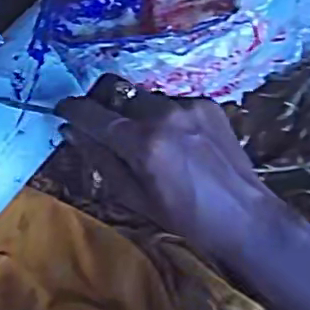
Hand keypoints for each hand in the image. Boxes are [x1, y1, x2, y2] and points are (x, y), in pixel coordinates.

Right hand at [58, 75, 287, 260]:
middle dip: (105, 105)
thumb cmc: (185, 217)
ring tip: (148, 139)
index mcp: (142, 143)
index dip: (72, 109)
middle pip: (117, 92)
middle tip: (103, 123)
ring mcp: (187, 105)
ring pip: (145, 97)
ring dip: (136, 112)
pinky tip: (178, 140)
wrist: (246, 217)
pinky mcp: (207, 103)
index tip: (63, 110)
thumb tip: (71, 132)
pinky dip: (165, 116)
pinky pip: (172, 102)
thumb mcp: (133, 197)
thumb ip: (100, 160)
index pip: (92, 114)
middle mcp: (162, 115)